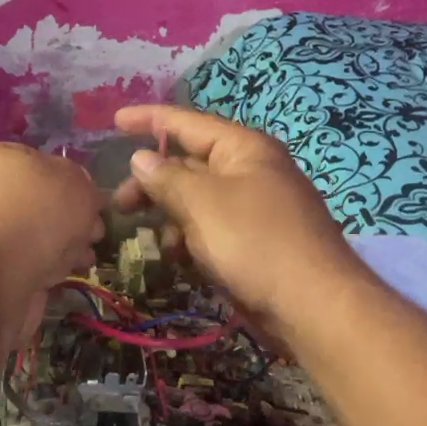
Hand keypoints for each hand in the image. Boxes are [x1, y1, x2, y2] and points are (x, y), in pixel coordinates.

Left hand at [0, 143, 103, 295]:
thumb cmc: (36, 213)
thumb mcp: (75, 183)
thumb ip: (83, 185)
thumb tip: (82, 197)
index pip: (41, 163)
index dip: (73, 183)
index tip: (94, 206)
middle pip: (38, 203)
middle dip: (69, 222)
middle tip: (93, 237)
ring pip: (32, 236)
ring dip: (61, 249)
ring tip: (83, 261)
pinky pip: (23, 265)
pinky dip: (42, 271)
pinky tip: (59, 278)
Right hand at [110, 106, 380, 349]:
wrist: (313, 306)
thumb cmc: (255, 242)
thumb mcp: (201, 203)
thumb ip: (166, 178)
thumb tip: (141, 158)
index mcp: (243, 148)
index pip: (187, 123)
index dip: (148, 119)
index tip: (113, 121)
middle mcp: (250, 171)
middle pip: (188, 164)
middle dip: (152, 182)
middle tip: (119, 205)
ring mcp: (254, 208)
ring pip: (196, 200)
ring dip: (168, 216)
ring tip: (153, 242)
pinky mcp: (253, 242)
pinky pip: (210, 228)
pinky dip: (189, 239)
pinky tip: (178, 260)